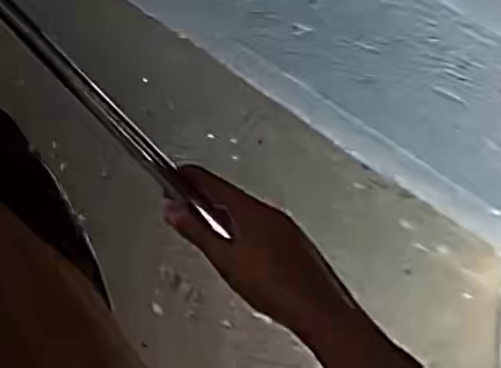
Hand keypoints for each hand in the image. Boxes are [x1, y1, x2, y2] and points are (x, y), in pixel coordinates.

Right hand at [165, 166, 411, 365]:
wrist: (331, 323)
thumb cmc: (279, 290)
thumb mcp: (221, 257)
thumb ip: (193, 228)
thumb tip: (172, 209)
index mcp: (250, 209)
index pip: (206, 178)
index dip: (182, 176)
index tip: (169, 178)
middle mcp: (273, 215)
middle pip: (228, 195)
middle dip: (203, 201)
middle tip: (185, 209)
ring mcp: (291, 233)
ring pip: (247, 214)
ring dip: (226, 219)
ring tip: (212, 236)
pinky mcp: (303, 250)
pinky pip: (266, 230)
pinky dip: (247, 233)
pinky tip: (244, 254)